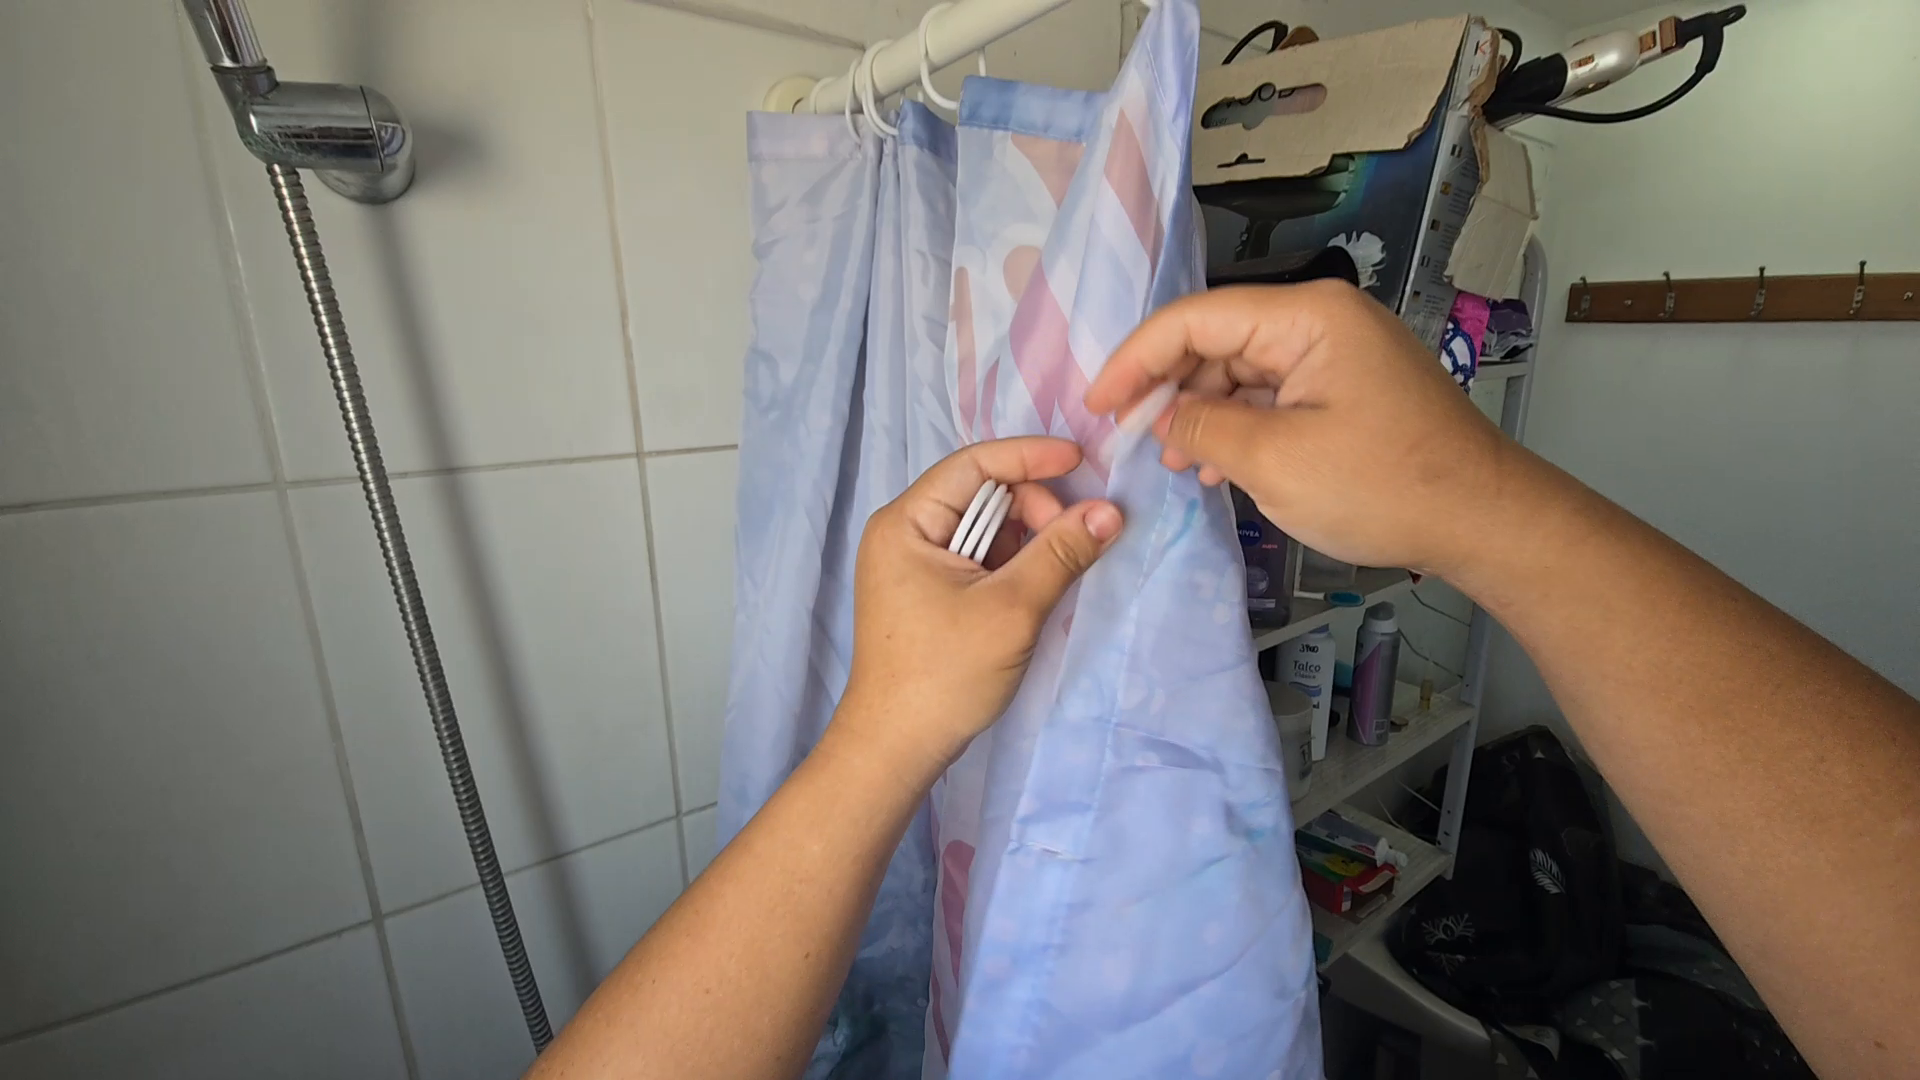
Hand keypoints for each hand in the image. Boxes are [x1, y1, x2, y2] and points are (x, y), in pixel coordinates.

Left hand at [836, 437, 1122, 775]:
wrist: (897, 747)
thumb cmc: (946, 673)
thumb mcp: (1012, 609)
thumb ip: (1061, 554)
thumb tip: (1111, 512)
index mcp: (906, 522)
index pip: (973, 465)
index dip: (1030, 457)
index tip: (1082, 461)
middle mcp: (905, 533)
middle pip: (982, 495)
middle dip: (1033, 509)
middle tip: (1071, 543)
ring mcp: (914, 565)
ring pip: (985, 529)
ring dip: (1027, 541)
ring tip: (1056, 572)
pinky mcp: (929, 592)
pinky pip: (979, 559)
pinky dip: (1012, 566)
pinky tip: (1036, 588)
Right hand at [1084, 281, 1518, 577]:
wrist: (1481, 521)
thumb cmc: (1380, 486)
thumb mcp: (1273, 460)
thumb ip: (1202, 429)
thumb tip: (1163, 420)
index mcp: (1305, 317)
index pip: (1194, 320)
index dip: (1134, 360)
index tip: (1096, 405)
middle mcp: (1314, 322)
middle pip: (1211, 341)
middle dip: (1162, 388)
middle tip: (1124, 437)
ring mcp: (1326, 356)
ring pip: (1232, 371)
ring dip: (1193, 413)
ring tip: (1163, 458)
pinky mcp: (1333, 391)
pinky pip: (1261, 397)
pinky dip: (1227, 426)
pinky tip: (1204, 464)